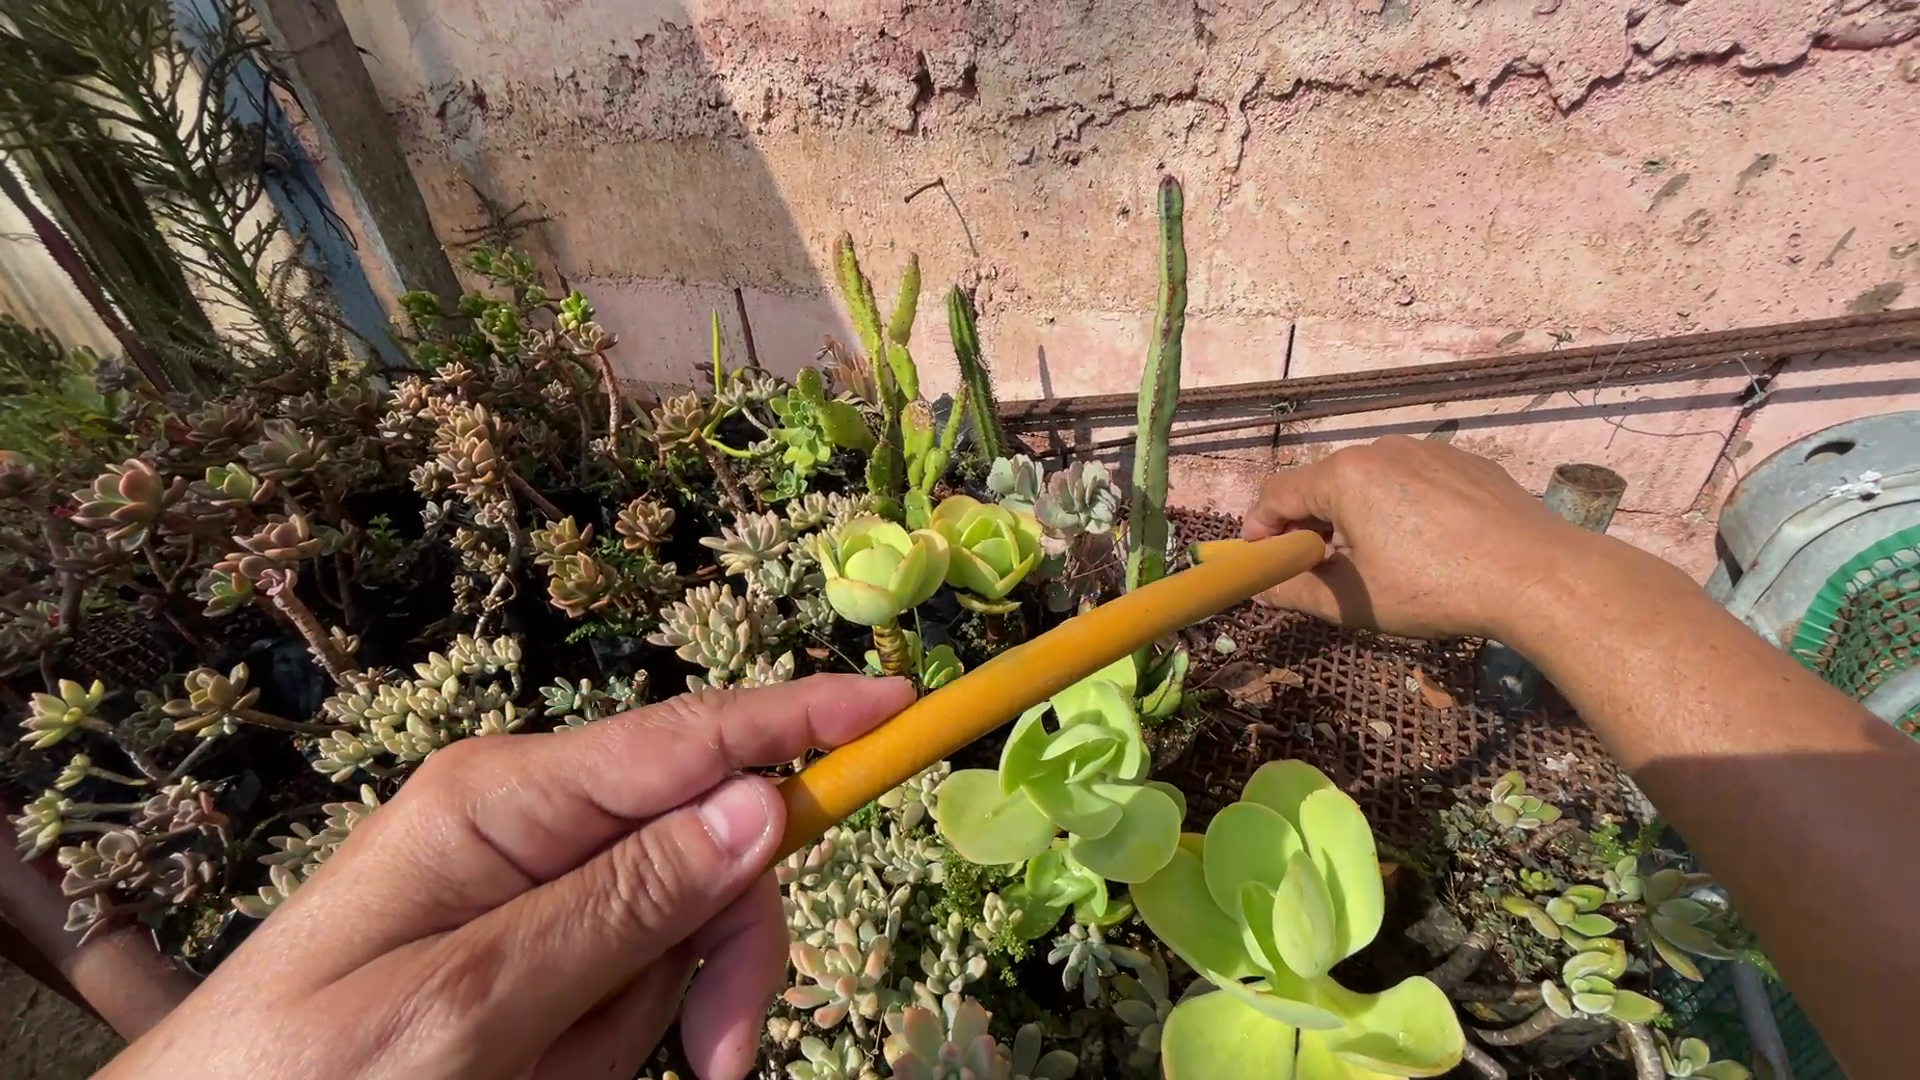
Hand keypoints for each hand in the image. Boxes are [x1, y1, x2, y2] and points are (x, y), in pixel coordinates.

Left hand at [100, 674, 914, 1079]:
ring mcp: (566, 880)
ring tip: (614, 1077)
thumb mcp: (460, 1013)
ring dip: (691, 994)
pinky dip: (660, 1020)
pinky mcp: (574, 942)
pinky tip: (587, 1070)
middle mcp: (552, 816)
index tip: (899, 702)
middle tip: (721, 1053)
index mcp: (516, 792)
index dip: (806, 715)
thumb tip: (764, 806)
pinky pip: (667, 959)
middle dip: (733, 932)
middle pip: (714, 833)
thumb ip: (621, 904)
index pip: (696, 734)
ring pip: (703, 905)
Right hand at [1241, 436, 1583, 639]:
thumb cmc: (1434, 589)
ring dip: (1348, 512)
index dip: (1258, 527)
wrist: (1542, 578)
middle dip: (1305, 522)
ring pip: (1364, 478)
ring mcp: (1426, 450)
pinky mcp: (1464, 461)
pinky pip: (1409, 477)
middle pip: (1319, 483)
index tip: (1259, 558)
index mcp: (1344, 476)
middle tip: (1313, 563)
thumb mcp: (1351, 602)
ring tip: (1368, 553)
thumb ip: (1293, 592)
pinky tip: (1419, 541)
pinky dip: (1394, 504)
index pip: (1276, 494)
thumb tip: (1260, 591)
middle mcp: (1379, 450)